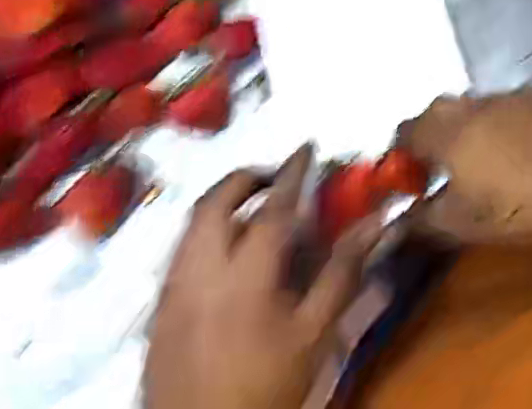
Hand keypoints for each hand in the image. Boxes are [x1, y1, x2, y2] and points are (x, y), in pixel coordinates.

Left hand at [145, 145, 380, 408]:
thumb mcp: (315, 334)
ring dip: (223, 203)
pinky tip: (229, 254)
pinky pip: (179, 254)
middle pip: (214, 203)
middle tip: (277, 176)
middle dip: (246, 178)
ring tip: (256, 210)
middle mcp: (199, 275)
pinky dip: (206, 234)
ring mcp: (170, 295)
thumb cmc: (266, 389)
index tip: (308, 147)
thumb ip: (342, 272)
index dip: (293, 171)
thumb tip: (375, 222)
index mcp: (244, 277)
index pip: (272, 207)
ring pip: (190, 227)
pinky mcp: (156, 315)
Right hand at [398, 91, 531, 242]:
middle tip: (442, 161)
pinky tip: (531, 143)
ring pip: (485, 103)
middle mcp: (480, 106)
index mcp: (450, 132)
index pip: (410, 129)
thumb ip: (424, 220)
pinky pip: (524, 107)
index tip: (407, 174)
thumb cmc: (518, 211)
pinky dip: (519, 121)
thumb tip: (399, 222)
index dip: (403, 150)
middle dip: (437, 130)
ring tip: (488, 155)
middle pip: (445, 109)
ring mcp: (519, 98)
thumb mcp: (462, 226)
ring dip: (478, 122)